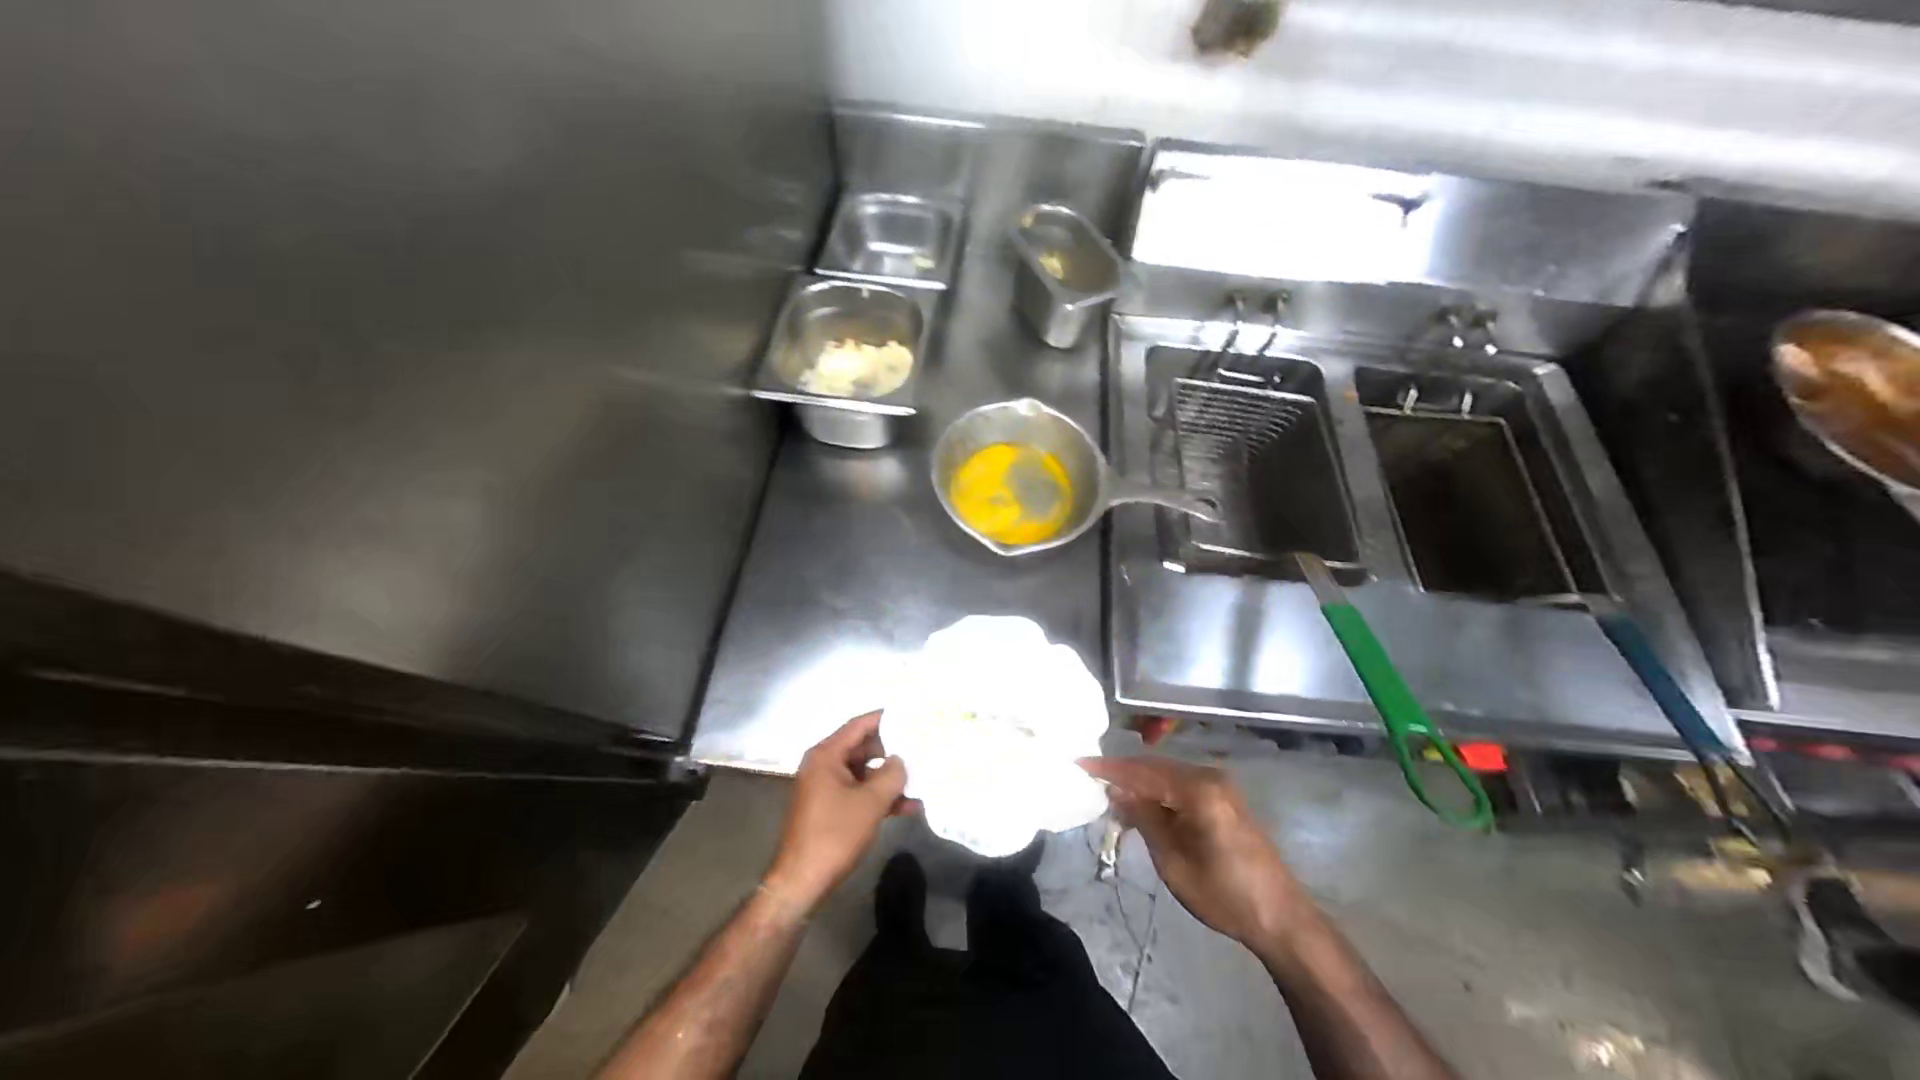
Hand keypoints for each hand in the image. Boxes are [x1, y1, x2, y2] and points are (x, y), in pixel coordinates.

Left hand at [764, 712, 912, 914]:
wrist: (802, 880)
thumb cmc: (835, 834)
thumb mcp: (871, 802)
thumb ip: (892, 774)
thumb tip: (901, 759)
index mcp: (826, 755)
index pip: (858, 725)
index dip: (885, 719)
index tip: (911, 714)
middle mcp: (823, 765)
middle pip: (862, 748)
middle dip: (892, 751)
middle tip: (920, 749)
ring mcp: (825, 788)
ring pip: (863, 773)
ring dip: (889, 779)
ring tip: (921, 781)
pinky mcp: (829, 808)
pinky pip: (858, 793)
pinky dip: (878, 797)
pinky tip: (907, 807)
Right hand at [1080, 755, 1308, 951]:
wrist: (1281, 916)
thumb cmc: (1223, 893)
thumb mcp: (1172, 861)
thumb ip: (1143, 818)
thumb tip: (1116, 790)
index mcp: (1197, 789)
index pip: (1141, 771)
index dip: (1108, 768)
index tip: (1079, 763)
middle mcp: (1209, 777)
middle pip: (1155, 767)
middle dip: (1123, 773)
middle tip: (1091, 780)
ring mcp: (1220, 786)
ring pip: (1168, 774)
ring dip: (1140, 782)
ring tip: (1111, 794)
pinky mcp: (1225, 799)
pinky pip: (1182, 784)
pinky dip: (1159, 791)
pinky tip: (1143, 805)